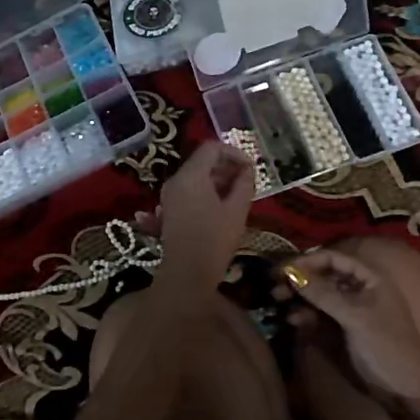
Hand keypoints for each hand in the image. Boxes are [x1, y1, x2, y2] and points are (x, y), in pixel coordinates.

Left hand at [144, 140, 254, 295]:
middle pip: (201, 160)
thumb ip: (244, 183)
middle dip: (226, 166)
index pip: (211, 148)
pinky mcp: (169, 207)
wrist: (187, 271)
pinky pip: (189, 188)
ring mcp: (169, 194)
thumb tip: (248, 169)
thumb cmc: (215, 239)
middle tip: (248, 180)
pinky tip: (222, 204)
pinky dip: (206, 189)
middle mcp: (175, 179)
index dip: (233, 153)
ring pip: (195, 175)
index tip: (250, 167)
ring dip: (217, 178)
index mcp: (190, 176)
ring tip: (239, 193)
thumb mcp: (237, 210)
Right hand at [286, 249, 419, 400]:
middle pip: (321, 274)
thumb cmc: (388, 347)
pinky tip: (292, 320)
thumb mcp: (355, 318)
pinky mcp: (341, 326)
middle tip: (274, 286)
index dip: (306, 261)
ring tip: (277, 302)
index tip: (282, 270)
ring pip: (316, 293)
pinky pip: (317, 313)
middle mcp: (357, 288)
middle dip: (298, 279)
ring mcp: (348, 307)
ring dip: (297, 296)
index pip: (332, 258)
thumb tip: (290, 274)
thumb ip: (323, 294)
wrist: (406, 390)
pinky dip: (303, 314)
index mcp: (369, 278)